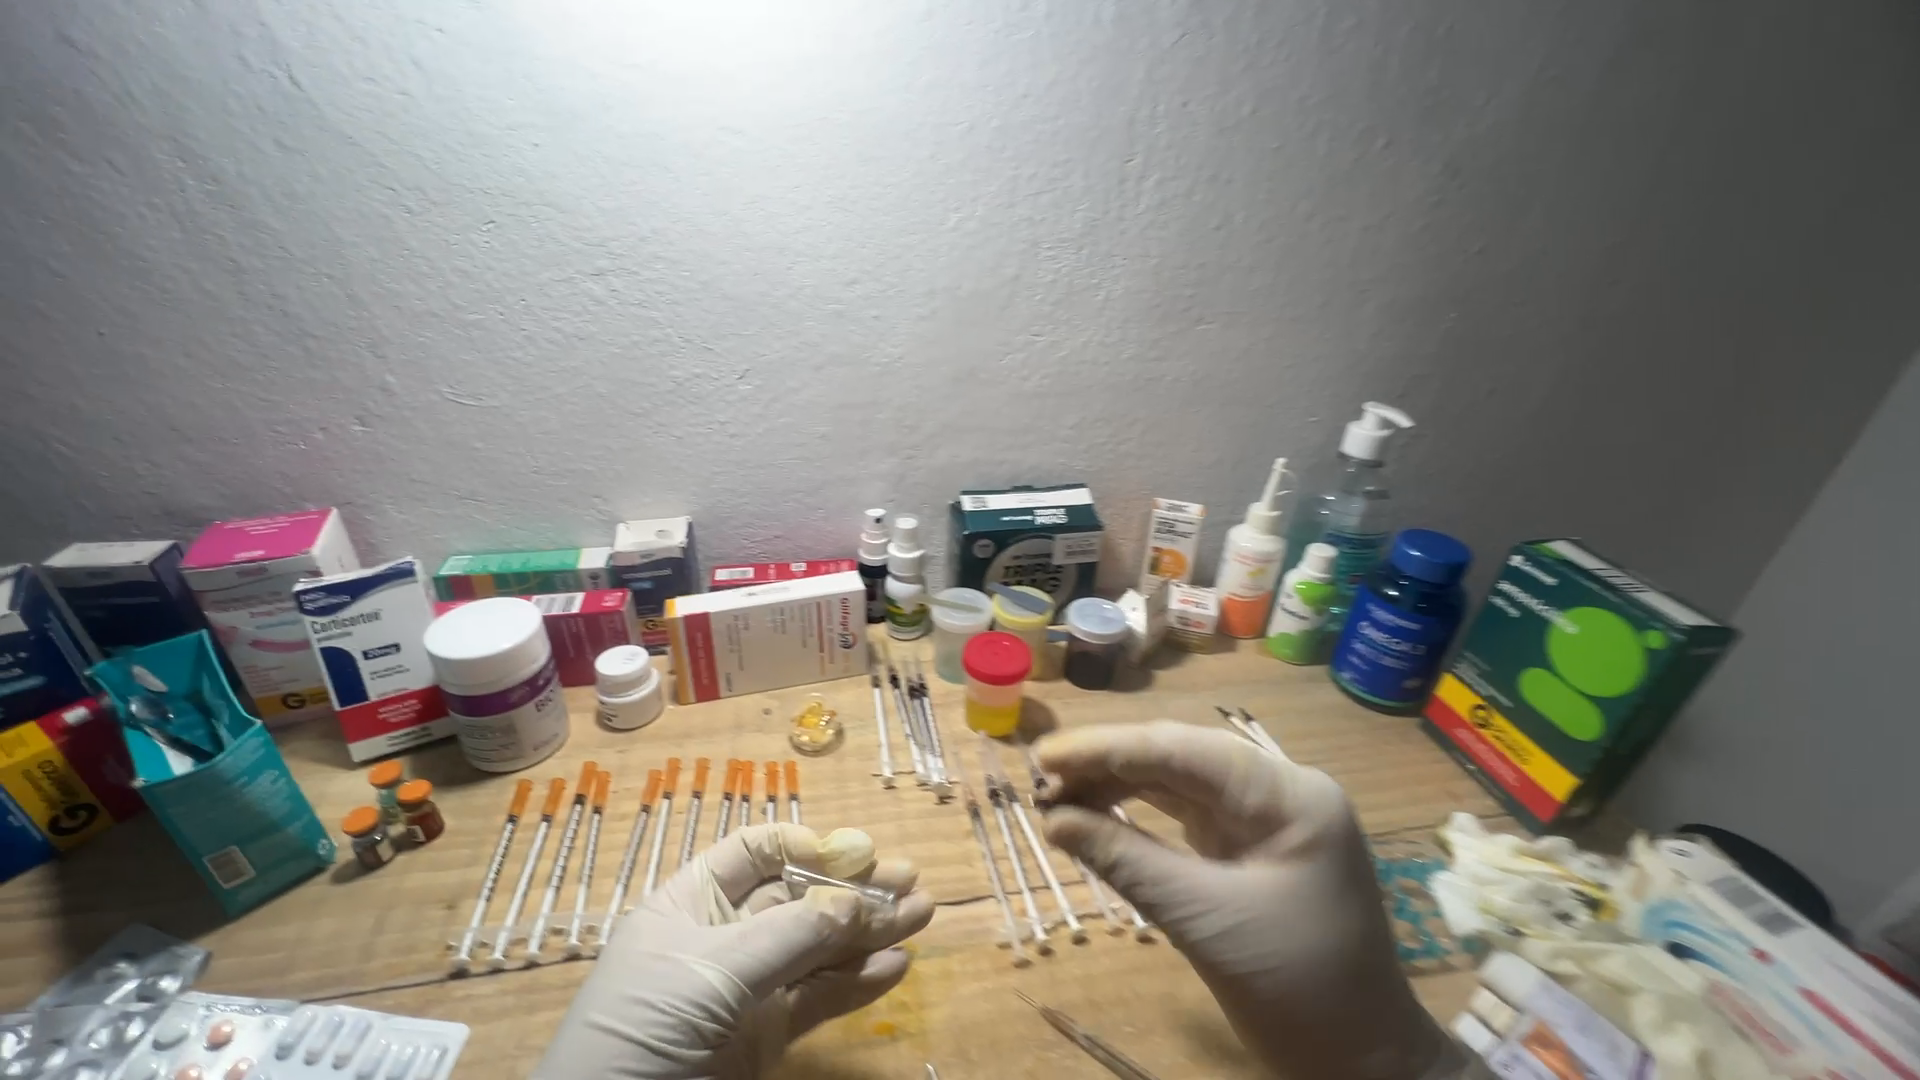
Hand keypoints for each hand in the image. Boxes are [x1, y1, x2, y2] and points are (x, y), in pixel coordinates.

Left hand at [534, 823, 935, 1079]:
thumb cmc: (644, 1026)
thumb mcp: (711, 969)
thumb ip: (790, 933)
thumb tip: (859, 901)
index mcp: (693, 901)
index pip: (756, 853)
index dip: (804, 845)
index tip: (852, 852)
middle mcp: (724, 936)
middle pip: (800, 896)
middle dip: (854, 887)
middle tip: (910, 879)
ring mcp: (748, 988)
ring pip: (819, 948)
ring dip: (870, 930)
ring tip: (923, 914)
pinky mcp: (766, 1036)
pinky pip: (820, 998)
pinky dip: (859, 982)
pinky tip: (896, 966)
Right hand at [1038, 721, 1470, 1079]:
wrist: (1362, 1063)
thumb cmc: (1296, 991)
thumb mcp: (1203, 922)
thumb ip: (1125, 860)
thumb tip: (1052, 818)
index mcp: (1290, 795)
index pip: (1184, 750)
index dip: (1107, 748)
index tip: (1045, 755)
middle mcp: (1279, 789)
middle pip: (1179, 756)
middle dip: (1107, 762)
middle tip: (1040, 776)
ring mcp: (1264, 814)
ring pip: (1176, 779)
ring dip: (1116, 784)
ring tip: (1055, 794)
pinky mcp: (1246, 841)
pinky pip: (1182, 811)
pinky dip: (1135, 812)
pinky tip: (1095, 810)